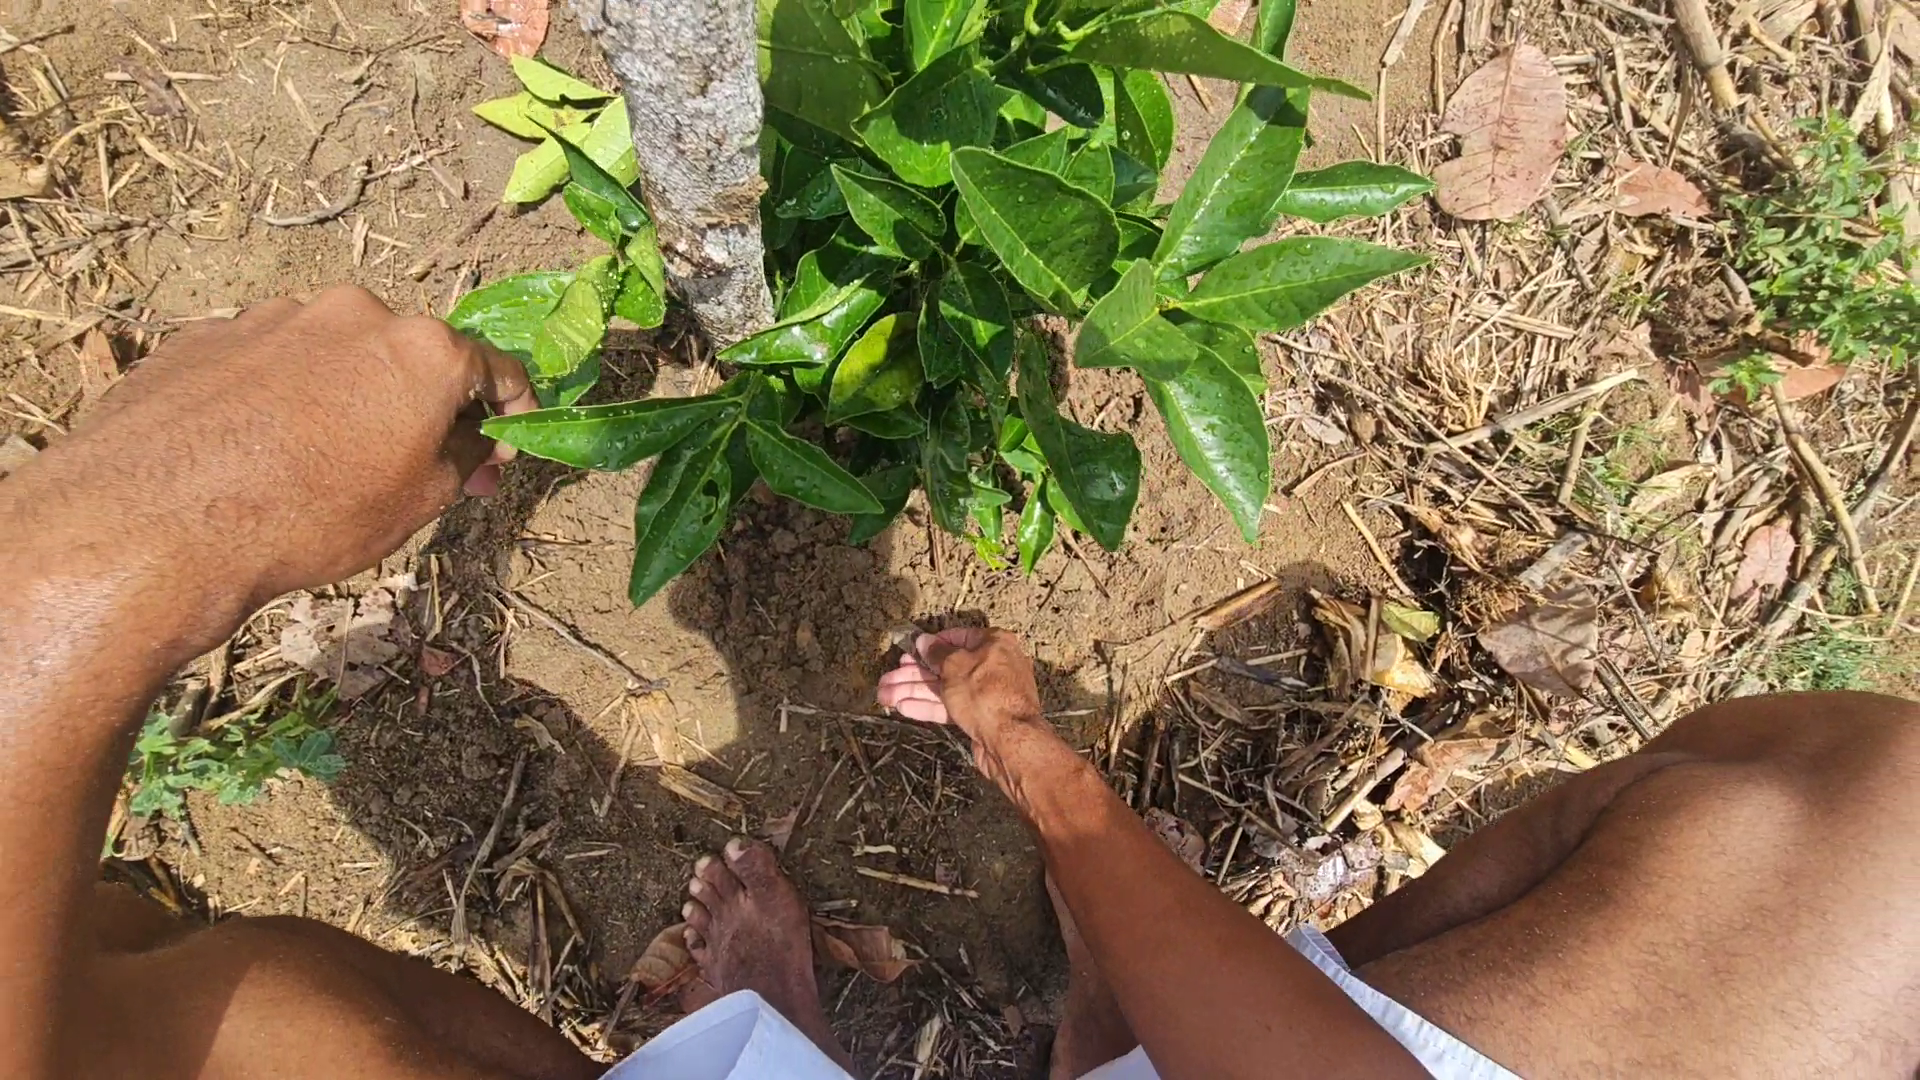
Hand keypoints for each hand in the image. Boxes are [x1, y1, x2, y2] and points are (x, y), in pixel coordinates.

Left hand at [36, 285, 533, 608]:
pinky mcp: (211, 332)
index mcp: (426, 349)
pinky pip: (285, 358)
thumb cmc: (322, 511)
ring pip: (351, 353)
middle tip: (433, 458)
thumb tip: (477, 441)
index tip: (505, 447)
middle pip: (421, 356)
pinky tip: (285, 442)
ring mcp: (278, 316)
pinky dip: (303, 391)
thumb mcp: (428, 496)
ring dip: (369, 394)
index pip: (499, 371)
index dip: (512, 412)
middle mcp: (358, 314)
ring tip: (349, 452)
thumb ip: (468, 455)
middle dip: (437, 404)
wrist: (154, 521)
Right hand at [877, 628, 1061, 795]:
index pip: (958, 637)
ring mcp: (986, 693)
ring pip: (944, 688)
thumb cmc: (988, 695)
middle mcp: (993, 665)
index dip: (931, 644)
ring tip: (886, 695)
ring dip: (914, 691)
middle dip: (914, 673)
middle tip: (889, 677)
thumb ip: (937, 654)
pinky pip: (951, 706)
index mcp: (994, 643)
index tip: (911, 650)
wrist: (1011, 741)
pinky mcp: (980, 716)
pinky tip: (904, 707)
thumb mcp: (955, 666)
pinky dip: (928, 706)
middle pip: (946, 666)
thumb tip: (925, 642)